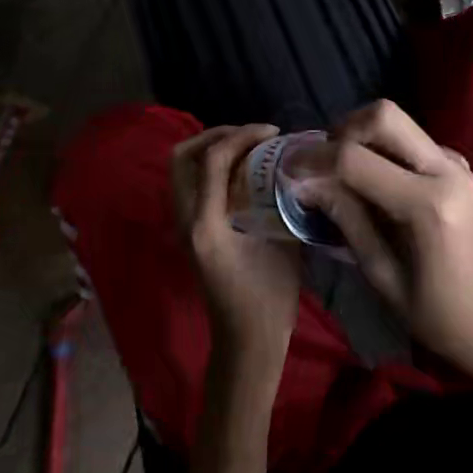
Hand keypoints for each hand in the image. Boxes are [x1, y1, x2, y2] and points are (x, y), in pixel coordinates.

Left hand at [171, 124, 301, 355]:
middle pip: (182, 156)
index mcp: (206, 224)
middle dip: (215, 135)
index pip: (212, 160)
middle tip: (250, 135)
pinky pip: (190, 184)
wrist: (245, 341)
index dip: (242, 136)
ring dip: (209, 148)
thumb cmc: (269, 299)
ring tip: (245, 146)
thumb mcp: (282, 246)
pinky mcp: (188, 230)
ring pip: (181, 168)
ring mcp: (181, 225)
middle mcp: (185, 219)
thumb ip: (280, 201)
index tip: (271, 132)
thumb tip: (292, 166)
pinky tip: (241, 171)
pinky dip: (209, 167)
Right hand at [298, 100, 472, 355]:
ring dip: (360, 134)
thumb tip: (303, 181)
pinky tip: (371, 177)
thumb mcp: (380, 272)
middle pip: (383, 116)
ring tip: (340, 167)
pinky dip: (380, 145)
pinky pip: (408, 136)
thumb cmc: (435, 310)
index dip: (314, 159)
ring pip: (396, 119)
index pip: (356, 160)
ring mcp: (455, 162)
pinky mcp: (455, 162)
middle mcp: (445, 171)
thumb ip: (345, 217)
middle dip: (342, 129)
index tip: (287, 168)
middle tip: (322, 160)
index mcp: (427, 205)